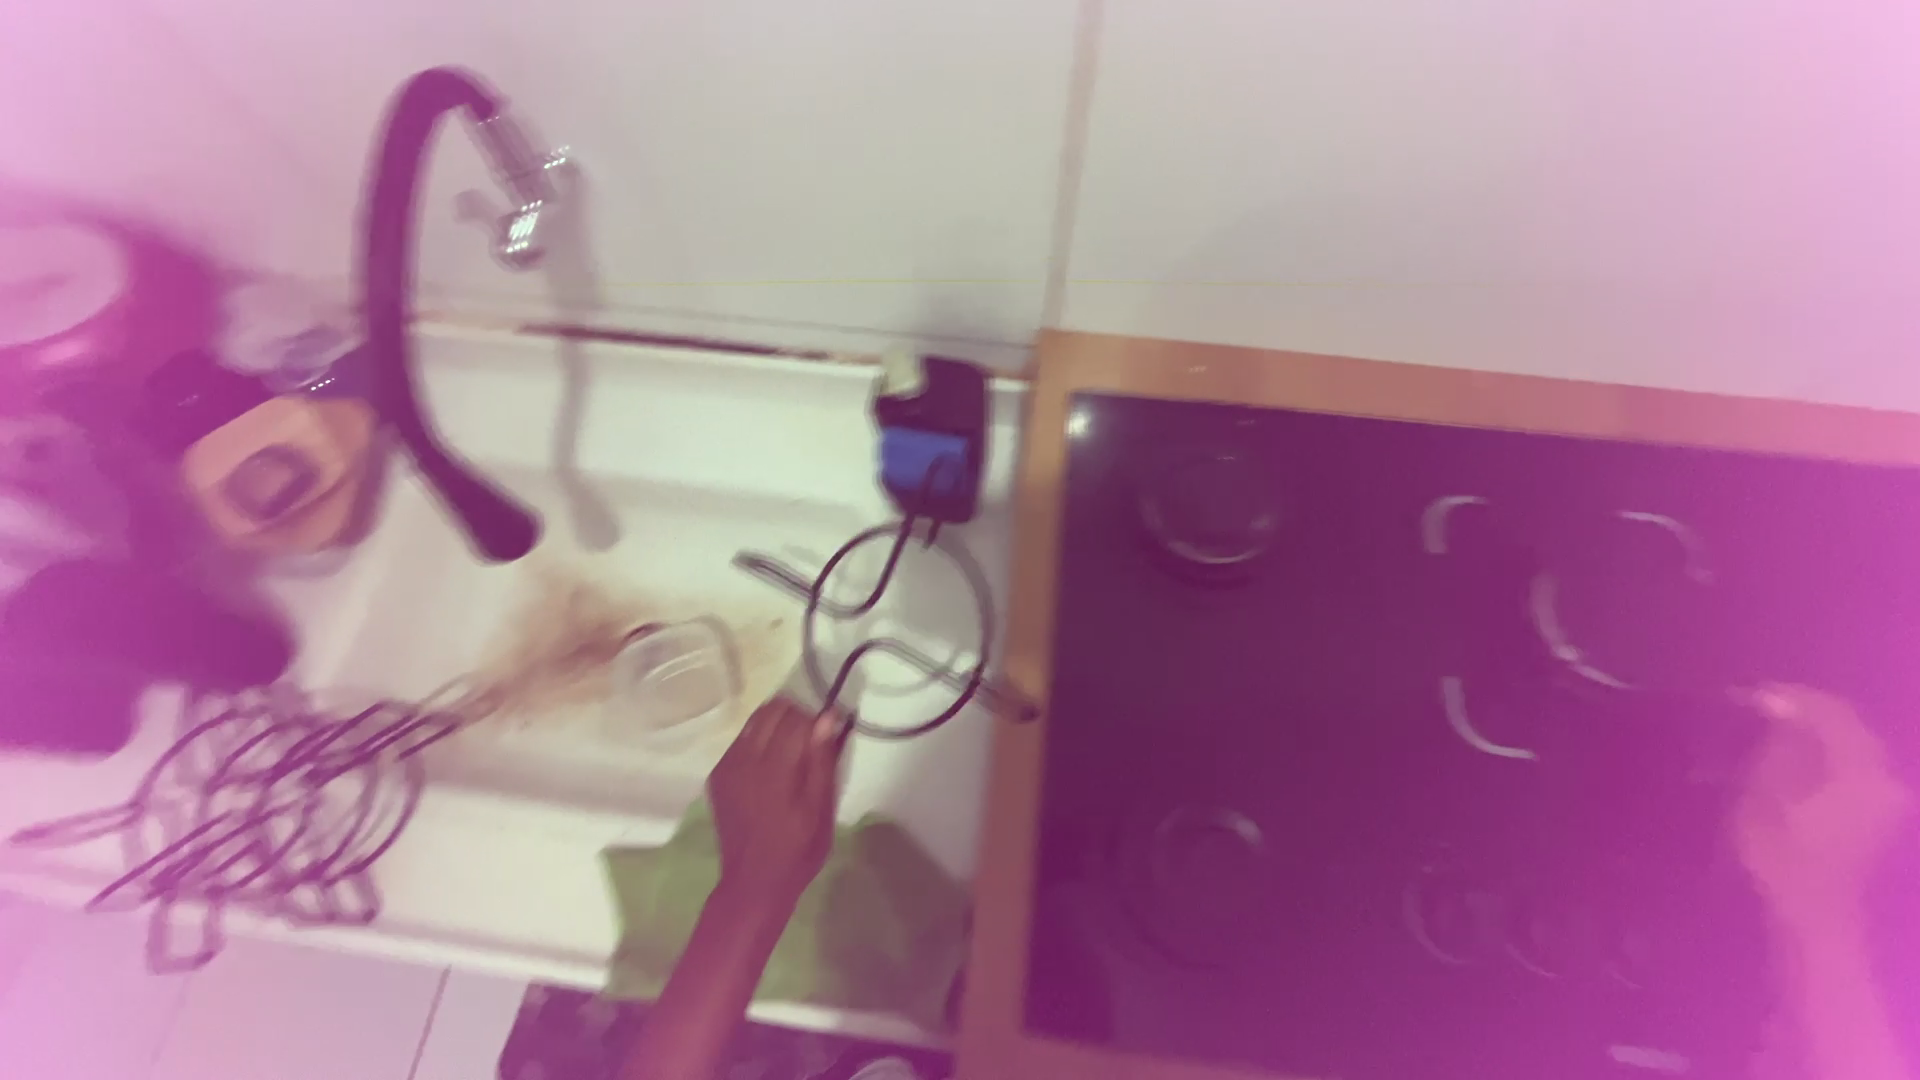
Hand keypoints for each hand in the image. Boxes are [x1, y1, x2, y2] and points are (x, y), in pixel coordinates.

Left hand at [707, 696, 846, 914]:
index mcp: (775, 768)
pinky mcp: (718, 775)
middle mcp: (745, 759)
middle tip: (809, 741)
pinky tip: (770, 766)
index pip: (795, 717)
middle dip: (794, 716)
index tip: (825, 736)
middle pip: (771, 710)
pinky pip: (741, 740)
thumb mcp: (821, 809)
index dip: (815, 720)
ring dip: (775, 725)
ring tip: (790, 751)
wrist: (753, 883)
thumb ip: (821, 761)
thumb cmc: (798, 849)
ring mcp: (727, 766)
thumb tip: (827, 717)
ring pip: (754, 721)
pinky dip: (759, 741)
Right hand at [1733, 684, 1911, 931]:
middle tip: (1754, 702)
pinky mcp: (1878, 809)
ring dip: (1813, 728)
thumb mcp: (1764, 789)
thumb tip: (1776, 701)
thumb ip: (1779, 743)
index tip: (1746, 691)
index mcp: (1860, 771)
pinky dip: (1822, 747)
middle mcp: (1886, 778)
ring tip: (1768, 722)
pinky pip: (1853, 761)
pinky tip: (1792, 750)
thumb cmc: (1776, 847)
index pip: (1832, 713)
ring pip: (1853, 742)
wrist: (1809, 905)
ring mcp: (1887, 796)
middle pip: (1850, 726)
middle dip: (1804, 709)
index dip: (1790, 695)